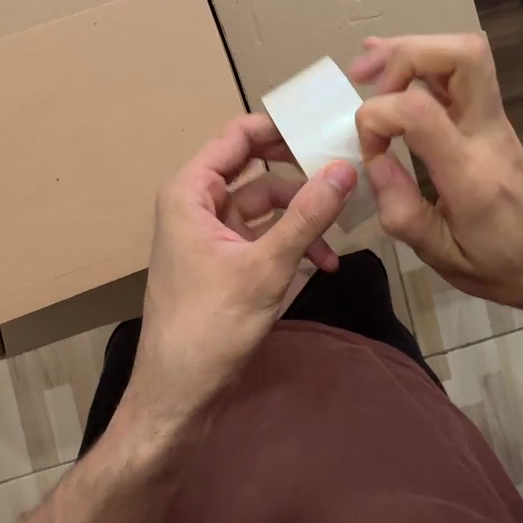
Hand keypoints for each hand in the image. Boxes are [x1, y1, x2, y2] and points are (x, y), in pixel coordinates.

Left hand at [124, 114, 356, 432]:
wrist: (177, 396)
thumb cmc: (211, 325)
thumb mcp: (266, 267)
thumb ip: (307, 216)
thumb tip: (345, 169)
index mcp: (191, 191)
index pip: (237, 136)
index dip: (279, 127)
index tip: (323, 128)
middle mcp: (197, 203)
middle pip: (256, 168)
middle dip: (299, 175)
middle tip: (342, 171)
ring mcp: (210, 232)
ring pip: (265, 204)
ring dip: (301, 218)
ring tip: (338, 237)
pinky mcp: (223, 259)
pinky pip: (263, 234)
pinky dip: (291, 243)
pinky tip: (323, 263)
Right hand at [351, 34, 522, 317]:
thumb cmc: (503, 266)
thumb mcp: (444, 259)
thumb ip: (404, 214)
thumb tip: (374, 161)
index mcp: (473, 175)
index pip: (421, 112)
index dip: (378, 117)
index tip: (370, 151)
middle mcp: (488, 133)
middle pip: (461, 56)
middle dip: (403, 55)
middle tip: (364, 80)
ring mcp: (494, 118)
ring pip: (464, 51)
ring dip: (411, 50)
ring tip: (368, 69)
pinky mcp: (489, 114)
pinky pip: (460, 68)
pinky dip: (420, 58)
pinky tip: (387, 67)